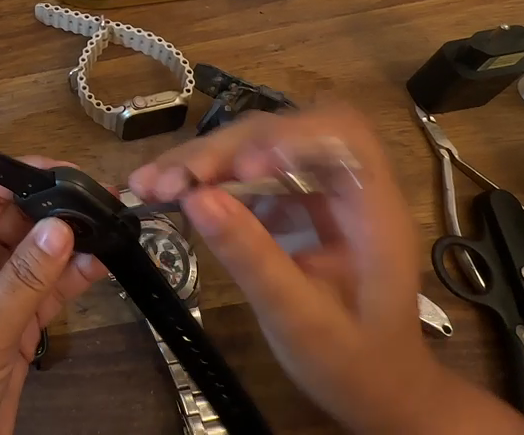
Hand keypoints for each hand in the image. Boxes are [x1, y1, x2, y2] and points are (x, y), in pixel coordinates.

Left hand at [0, 164, 110, 434]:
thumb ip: (22, 280)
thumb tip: (62, 226)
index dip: (24, 176)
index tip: (70, 172)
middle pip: (17, 217)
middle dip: (56, 206)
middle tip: (104, 199)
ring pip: (37, 251)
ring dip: (70, 240)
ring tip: (112, 225)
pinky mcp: (18, 323)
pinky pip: (48, 288)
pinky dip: (73, 276)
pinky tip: (101, 263)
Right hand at [128, 107, 523, 434]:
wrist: (374, 389)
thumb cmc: (354, 363)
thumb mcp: (302, 320)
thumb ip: (253, 260)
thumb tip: (195, 200)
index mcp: (371, 208)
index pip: (340, 135)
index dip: (290, 136)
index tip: (243, 168)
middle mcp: (339, 184)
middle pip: (276, 133)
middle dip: (219, 152)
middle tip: (167, 182)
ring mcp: (308, 187)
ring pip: (248, 145)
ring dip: (197, 160)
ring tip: (148, 184)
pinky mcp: (282, 196)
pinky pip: (236, 170)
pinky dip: (198, 177)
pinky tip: (163, 190)